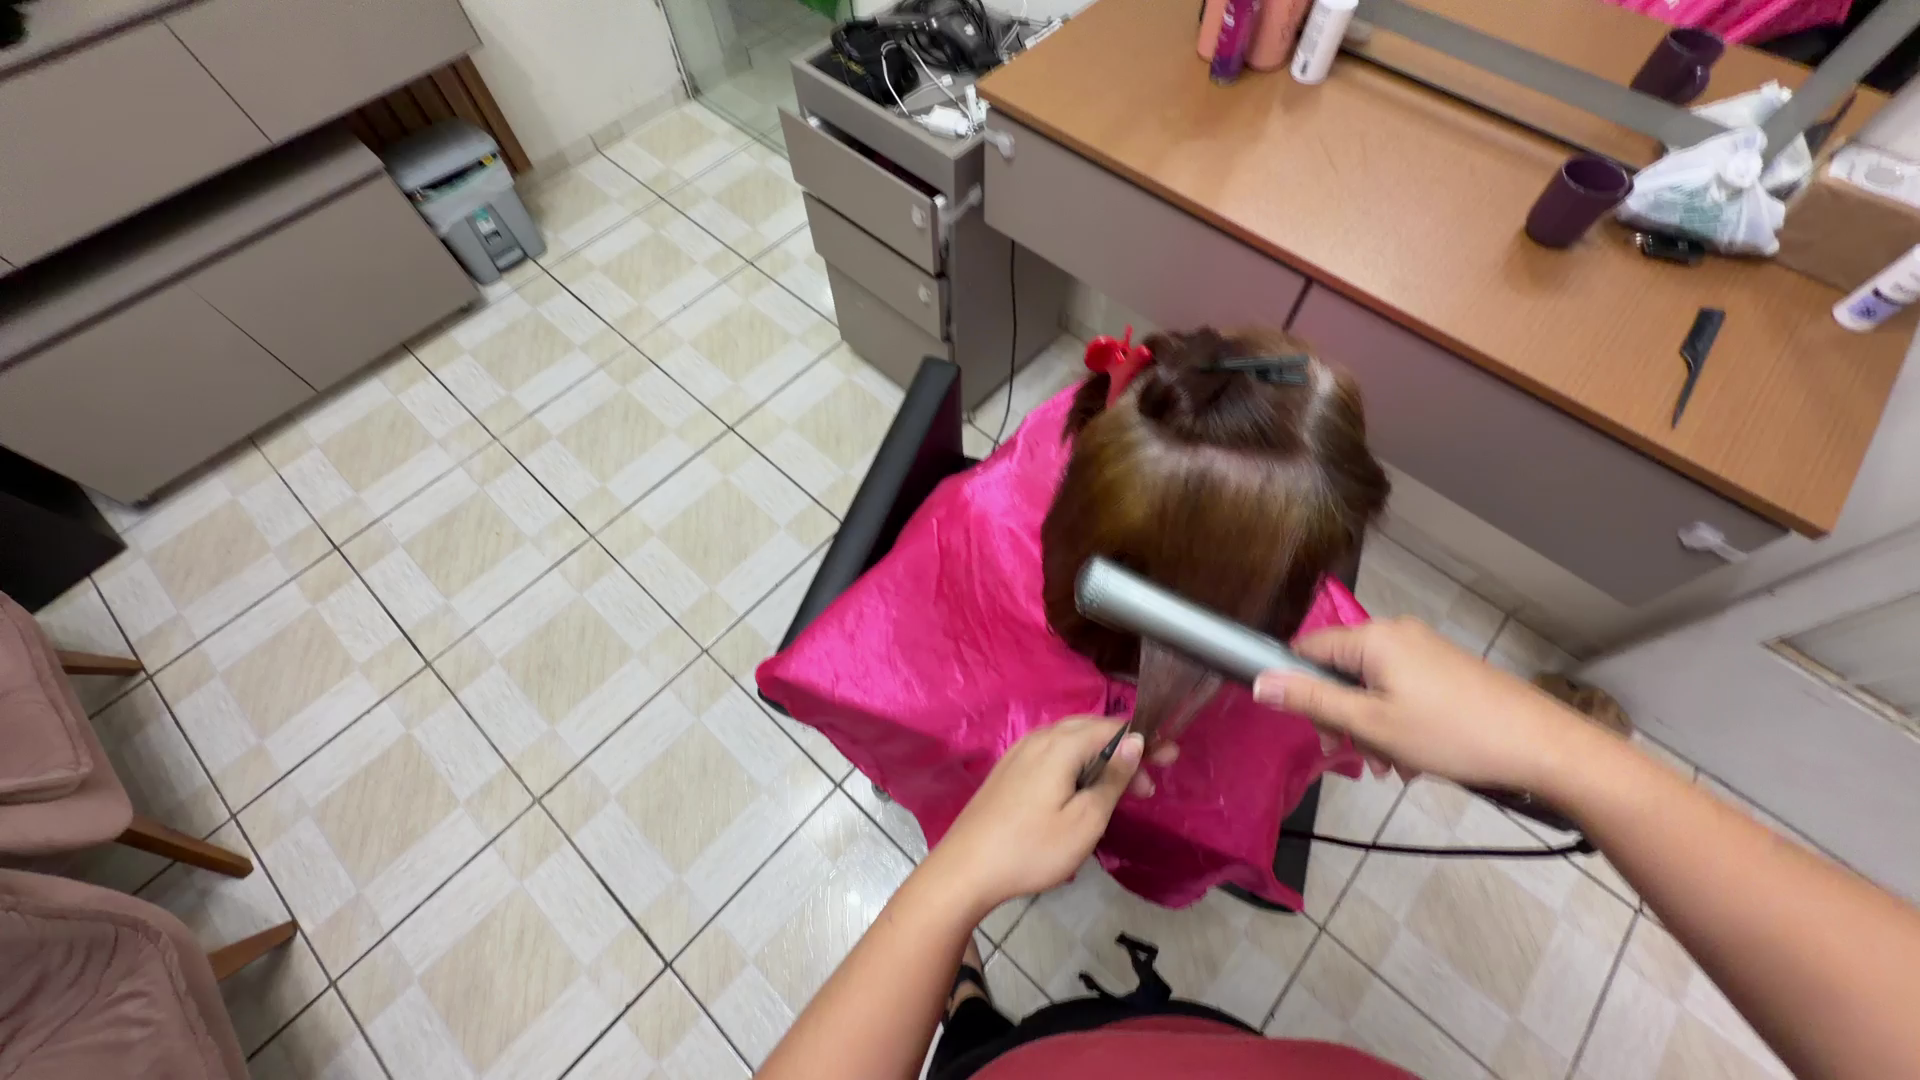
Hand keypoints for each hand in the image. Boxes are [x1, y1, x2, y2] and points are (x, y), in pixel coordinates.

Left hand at [925, 718, 1166, 914]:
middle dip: (1125, 750)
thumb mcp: (1085, 820)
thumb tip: (1135, 741)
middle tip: (1150, 782)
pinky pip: (1053, 753)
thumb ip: (1111, 778)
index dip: (1144, 739)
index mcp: (1060, 745)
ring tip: (1124, 792)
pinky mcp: (1009, 770)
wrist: (966, 868)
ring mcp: (1019, 752)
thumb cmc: (1032, 848)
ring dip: (1101, 760)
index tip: (1171, 758)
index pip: (1112, 728)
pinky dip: (1077, 764)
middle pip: (1091, 730)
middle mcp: (1039, 738)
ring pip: (1071, 742)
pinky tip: (1084, 789)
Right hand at [1253, 617, 1588, 791]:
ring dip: (1369, 725)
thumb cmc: (1450, 734)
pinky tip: (1414, 757)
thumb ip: (1311, 701)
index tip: (1313, 726)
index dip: (1298, 686)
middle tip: (1356, 754)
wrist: (1545, 748)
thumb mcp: (1371, 724)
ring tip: (1392, 765)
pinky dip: (1396, 719)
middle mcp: (1396, 633)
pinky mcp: (1446, 667)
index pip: (1307, 649)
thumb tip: (1259, 682)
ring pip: (1371, 685)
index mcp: (1372, 638)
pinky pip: (1399, 688)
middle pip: (1340, 670)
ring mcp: (1424, 649)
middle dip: (1340, 714)